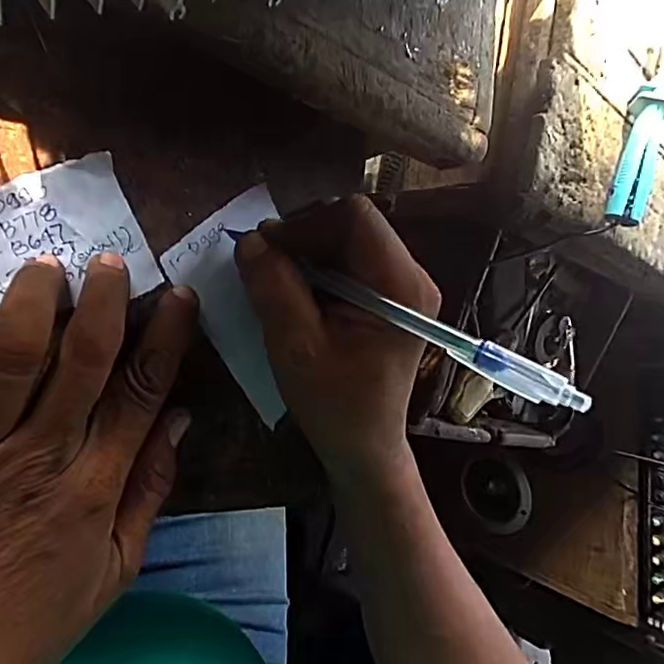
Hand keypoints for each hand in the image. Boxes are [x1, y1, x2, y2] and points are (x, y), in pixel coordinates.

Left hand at [0, 255, 197, 663]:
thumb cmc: (22, 625)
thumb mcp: (112, 572)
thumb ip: (149, 489)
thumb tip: (178, 417)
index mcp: (92, 488)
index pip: (141, 393)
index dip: (165, 338)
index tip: (177, 296)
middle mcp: (37, 458)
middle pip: (82, 362)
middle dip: (103, 302)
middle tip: (111, 261)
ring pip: (9, 358)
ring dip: (32, 303)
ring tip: (48, 265)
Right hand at [235, 196, 439, 479]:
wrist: (365, 446)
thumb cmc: (336, 406)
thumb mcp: (296, 349)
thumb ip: (275, 290)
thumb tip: (252, 241)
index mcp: (401, 287)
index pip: (356, 218)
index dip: (307, 222)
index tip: (267, 245)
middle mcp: (411, 276)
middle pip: (354, 223)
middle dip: (305, 234)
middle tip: (265, 258)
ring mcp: (404, 284)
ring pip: (350, 237)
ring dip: (309, 249)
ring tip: (276, 274)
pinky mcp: (391, 293)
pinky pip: (351, 258)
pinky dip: (318, 264)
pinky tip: (296, 286)